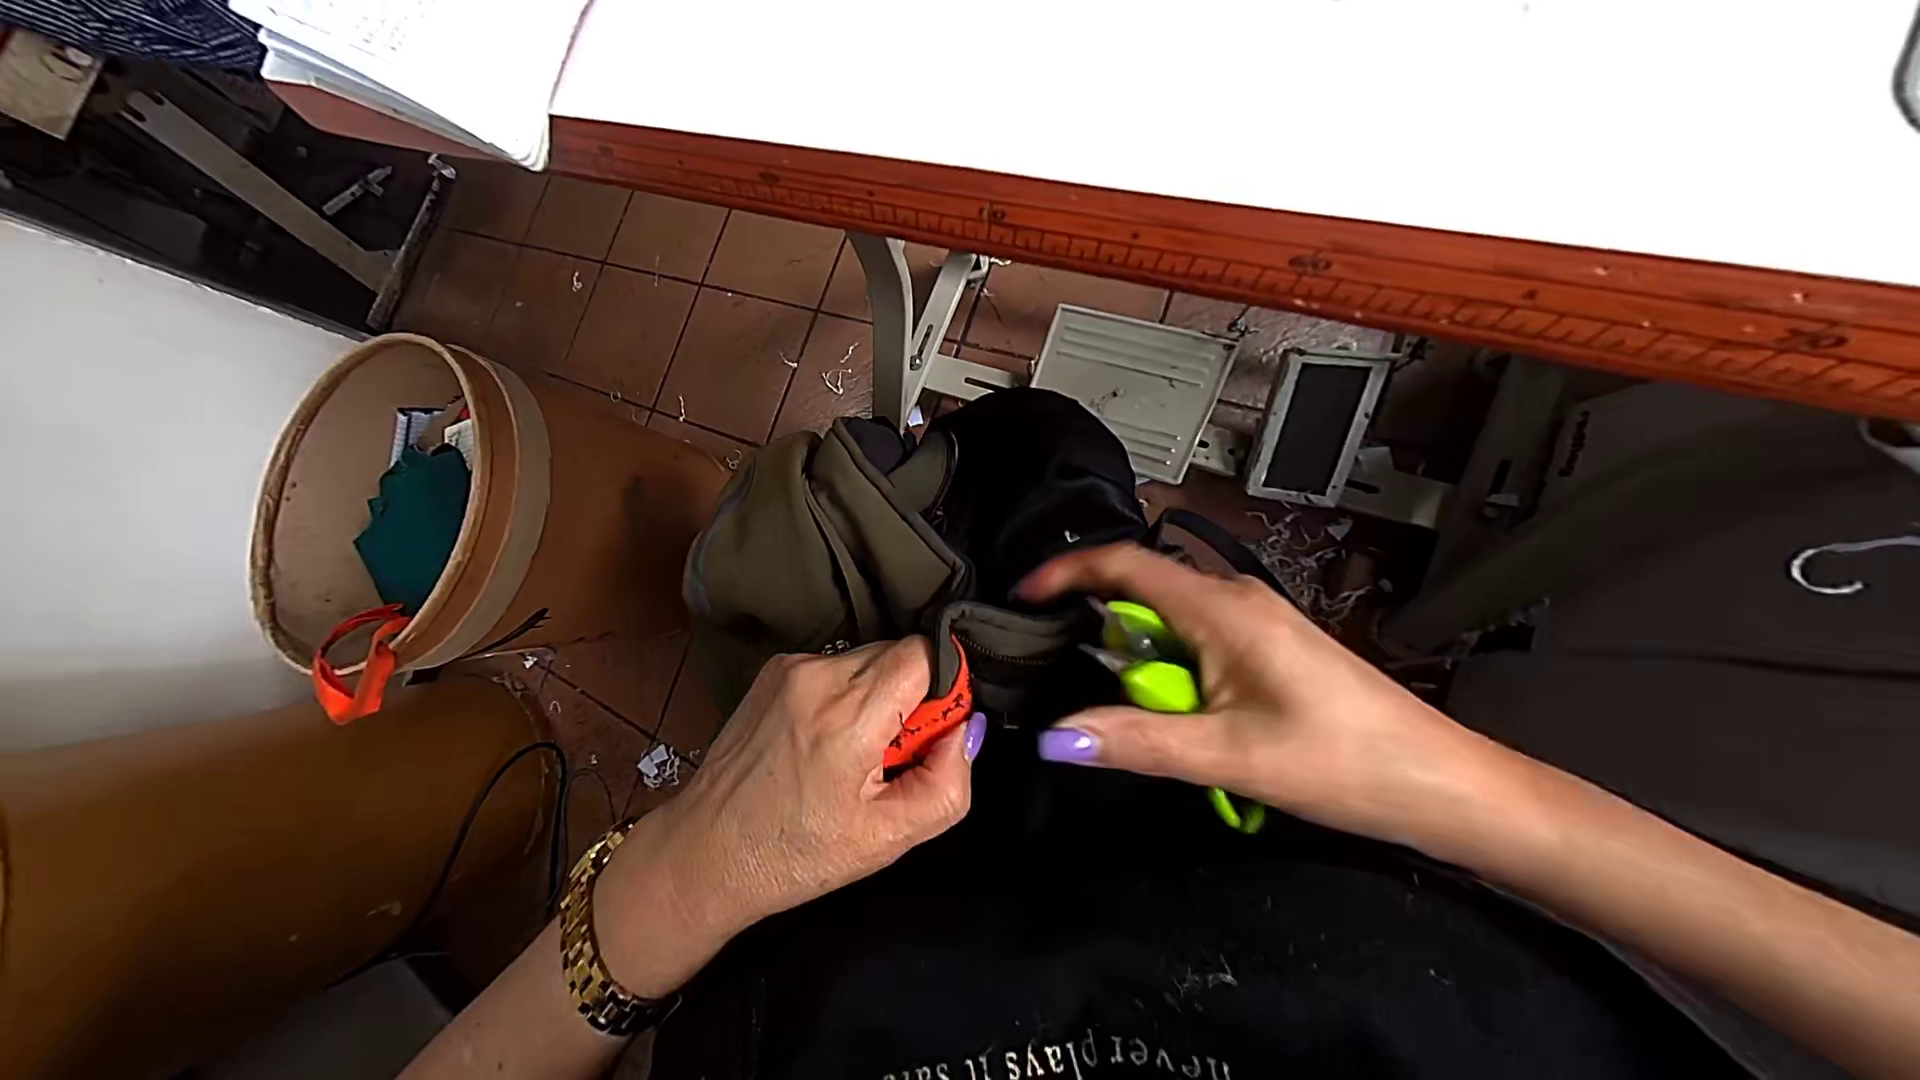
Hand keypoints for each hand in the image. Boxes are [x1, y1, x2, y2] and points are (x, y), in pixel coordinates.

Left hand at [592, 638, 981, 995]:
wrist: (704, 851)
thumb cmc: (795, 853)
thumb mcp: (889, 838)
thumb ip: (948, 781)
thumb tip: (966, 726)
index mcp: (849, 716)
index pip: (924, 652)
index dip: (943, 685)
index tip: (934, 726)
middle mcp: (818, 676)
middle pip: (899, 652)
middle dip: (913, 693)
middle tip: (893, 749)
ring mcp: (792, 667)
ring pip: (869, 657)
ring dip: (879, 693)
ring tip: (854, 747)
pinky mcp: (775, 668)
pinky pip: (837, 664)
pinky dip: (846, 691)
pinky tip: (826, 736)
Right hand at [1020, 543, 1517, 854]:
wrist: (1440, 783)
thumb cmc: (1344, 762)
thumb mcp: (1228, 756)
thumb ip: (1136, 740)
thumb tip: (1055, 735)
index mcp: (1220, 607)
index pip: (1123, 564)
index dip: (1066, 572)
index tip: (1023, 595)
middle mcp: (1232, 598)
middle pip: (1139, 593)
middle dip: (1105, 635)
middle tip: (1087, 683)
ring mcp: (1251, 617)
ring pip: (1165, 621)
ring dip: (1141, 661)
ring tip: (1149, 712)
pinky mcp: (1262, 642)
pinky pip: (1192, 638)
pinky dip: (1169, 668)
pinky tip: (1186, 711)